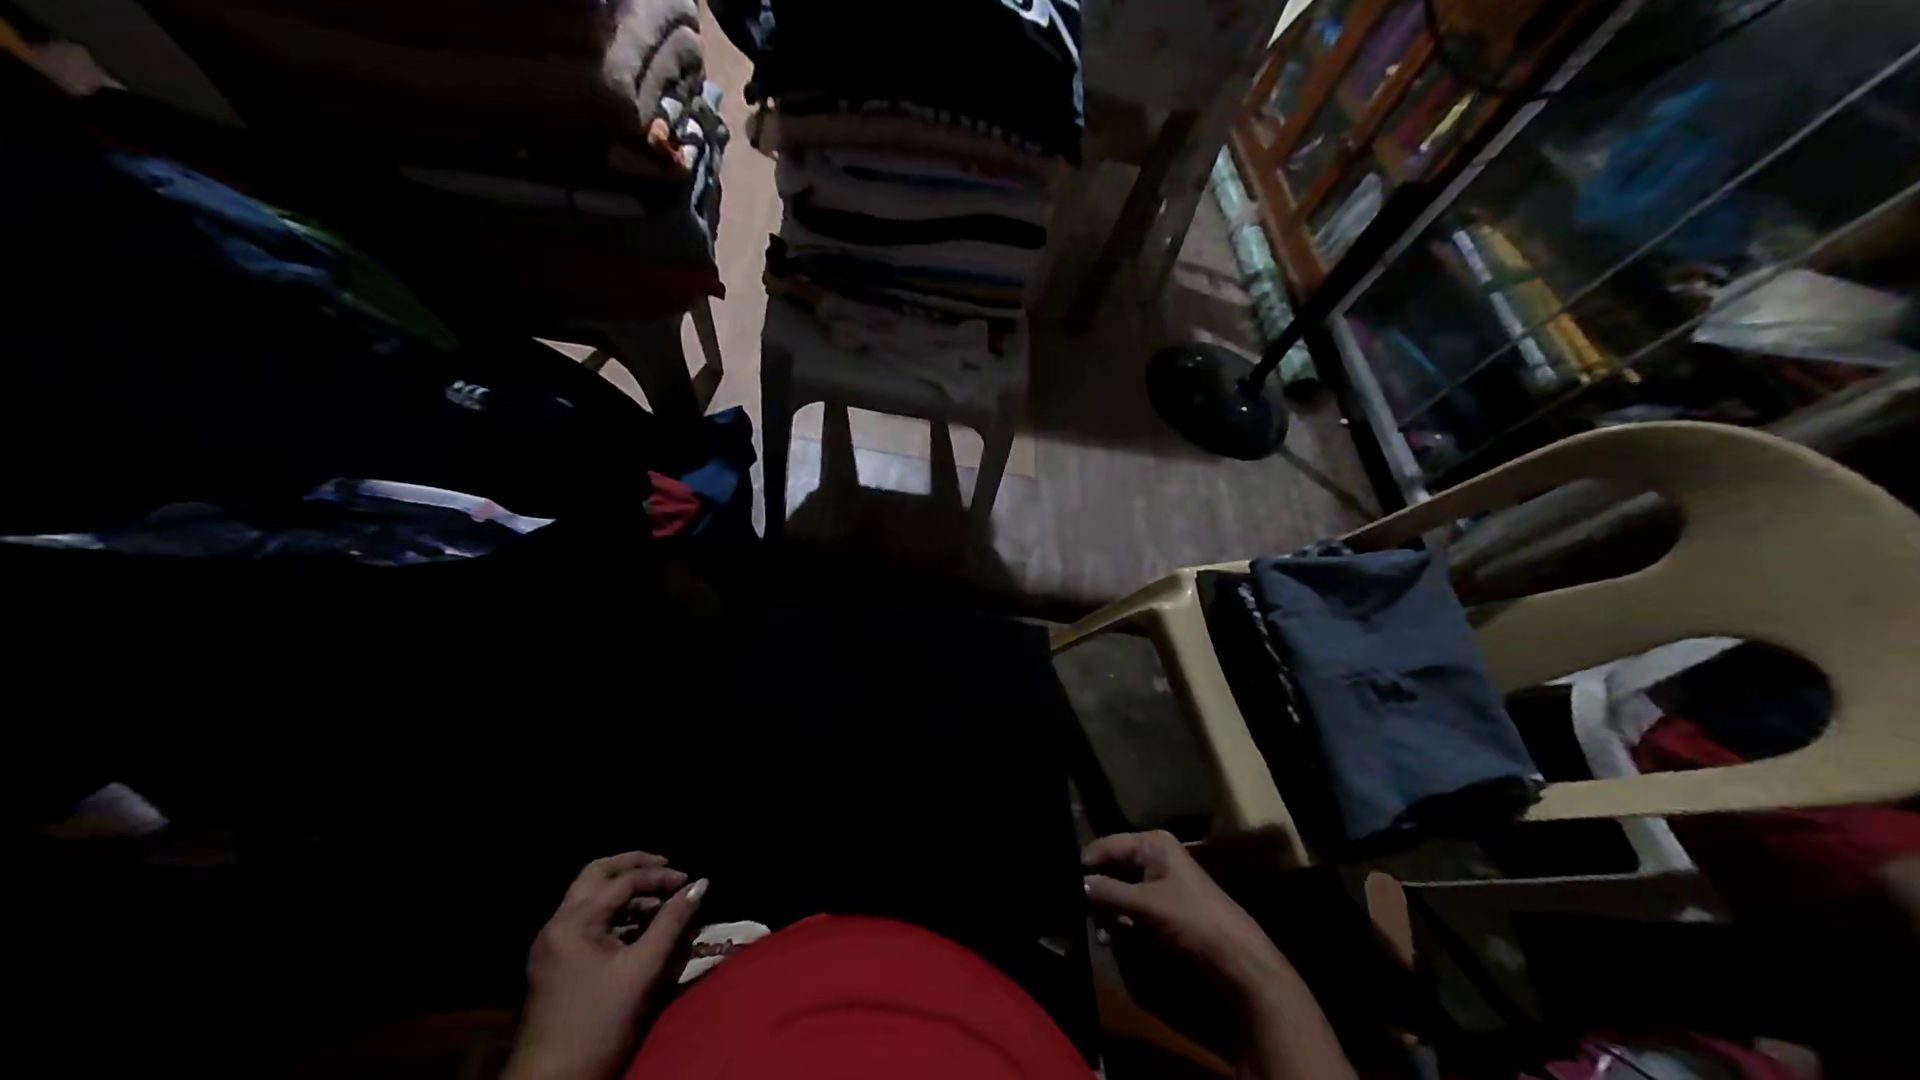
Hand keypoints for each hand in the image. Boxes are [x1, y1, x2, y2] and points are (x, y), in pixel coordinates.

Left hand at [502, 852, 707, 1079]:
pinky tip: (638, 926)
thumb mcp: (643, 969)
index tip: (689, 882)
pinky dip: (613, 913)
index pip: (623, 881)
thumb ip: (673, 921)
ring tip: (658, 901)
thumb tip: (700, 884)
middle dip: (634, 866)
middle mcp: (557, 925)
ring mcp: (551, 944)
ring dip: (624, 890)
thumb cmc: (600, 1023)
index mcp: (574, 922)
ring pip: (589, 896)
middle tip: (666, 867)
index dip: (660, 877)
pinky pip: (585, 919)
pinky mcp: (553, 962)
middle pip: (596, 874)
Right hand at [1084, 831, 1289, 1004]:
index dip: (1085, 864)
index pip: (1106, 845)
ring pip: (1119, 887)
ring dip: (1105, 907)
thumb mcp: (1146, 906)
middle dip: (1094, 888)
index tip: (1062, 883)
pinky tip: (1108, 935)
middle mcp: (1154, 855)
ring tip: (1093, 930)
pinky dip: (1118, 917)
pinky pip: (1131, 904)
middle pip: (1112, 865)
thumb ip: (1108, 892)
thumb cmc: (1193, 921)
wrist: (1239, 961)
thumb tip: (1077, 884)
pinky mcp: (1163, 904)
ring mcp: (1159, 880)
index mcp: (1152, 844)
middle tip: (1072, 909)